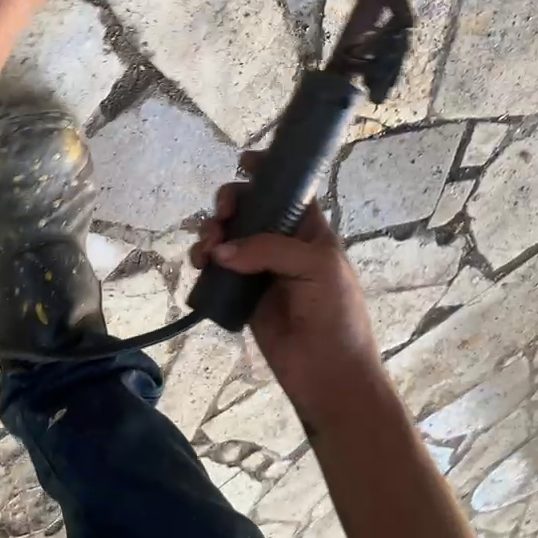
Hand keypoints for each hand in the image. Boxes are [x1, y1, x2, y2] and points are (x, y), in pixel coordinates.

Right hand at [191, 164, 387, 424]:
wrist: (328, 374)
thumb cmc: (335, 314)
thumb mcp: (316, 267)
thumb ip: (269, 248)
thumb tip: (221, 251)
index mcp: (309, 231)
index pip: (289, 190)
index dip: (268, 172)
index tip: (245, 163)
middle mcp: (282, 243)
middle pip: (248, 208)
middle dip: (229, 203)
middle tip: (222, 216)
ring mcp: (259, 268)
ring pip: (226, 235)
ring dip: (211, 232)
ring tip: (207, 249)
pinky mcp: (240, 293)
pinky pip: (216, 267)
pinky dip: (203, 259)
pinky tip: (201, 265)